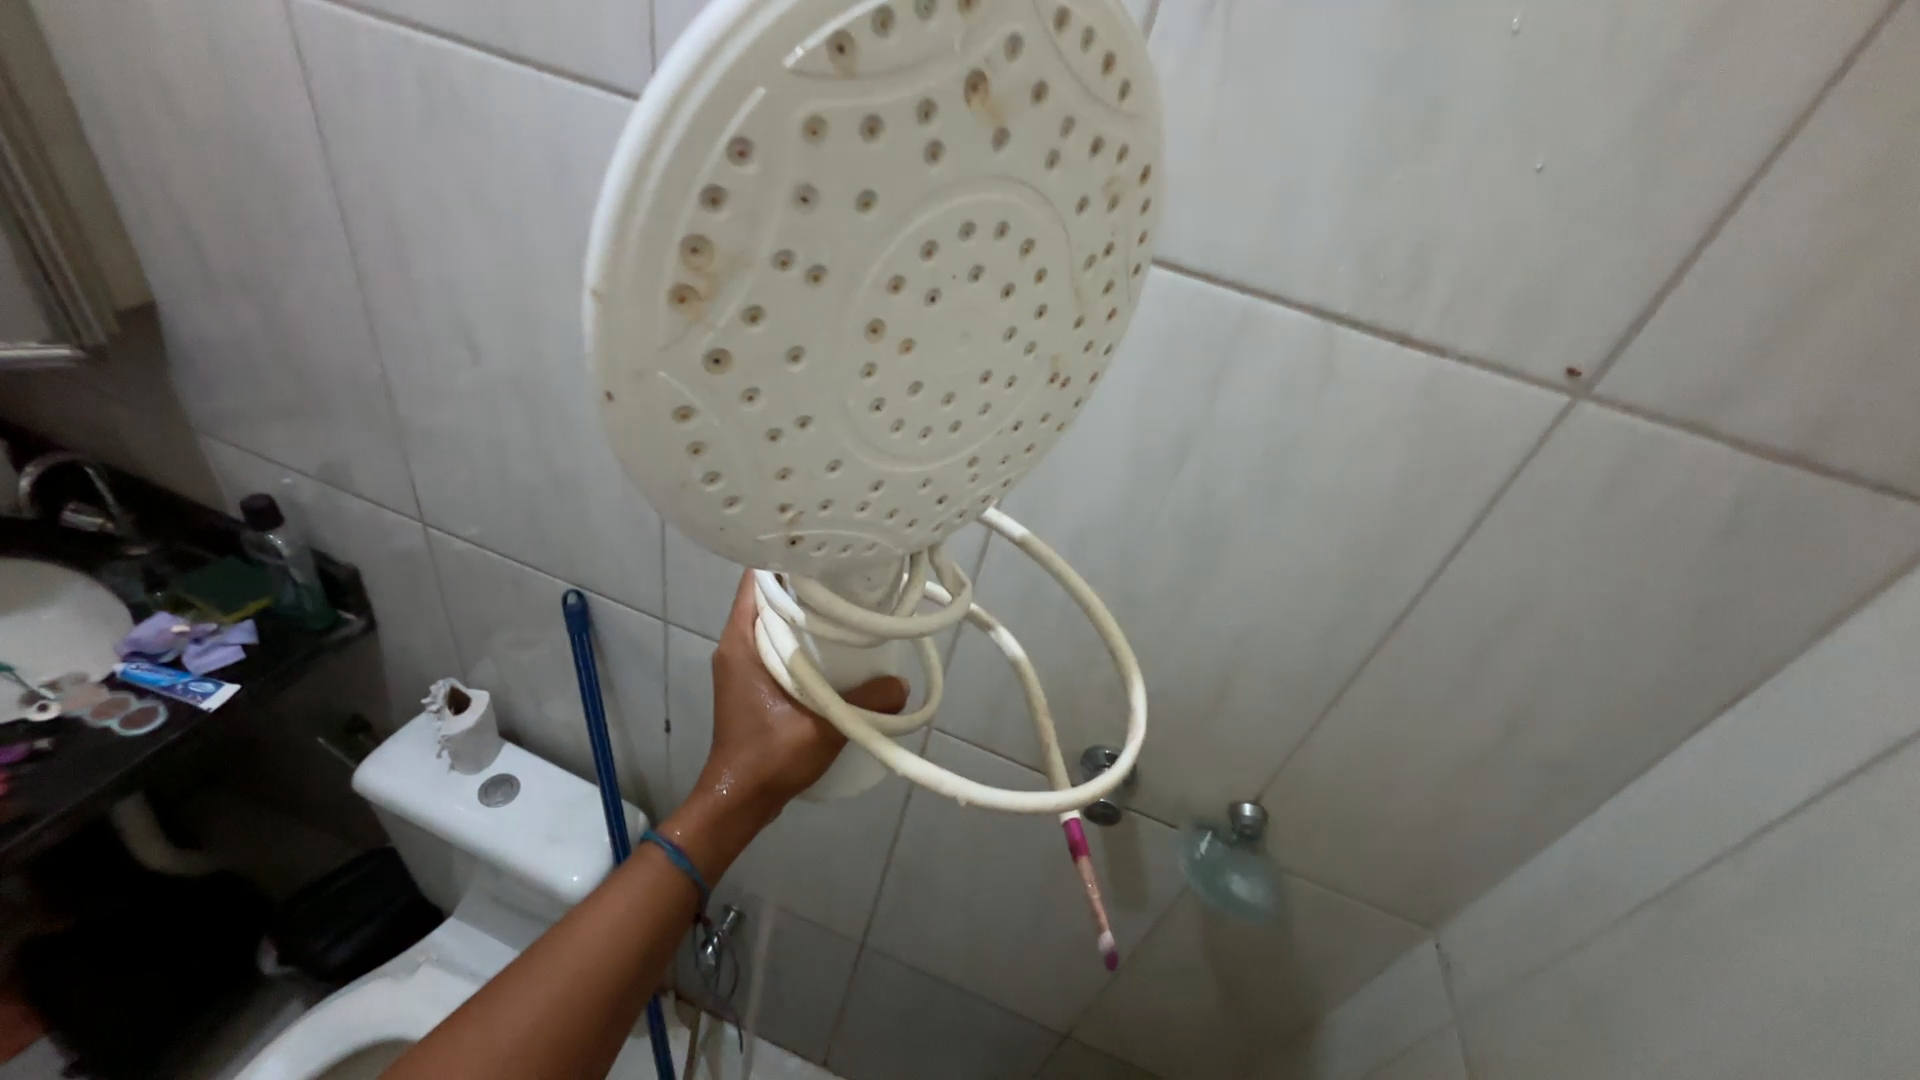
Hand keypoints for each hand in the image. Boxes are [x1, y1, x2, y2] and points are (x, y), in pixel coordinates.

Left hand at [695, 573, 907, 829]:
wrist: (738, 802)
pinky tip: (834, 647)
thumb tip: (904, 684)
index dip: (786, 558)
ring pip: (773, 620)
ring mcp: (741, 664)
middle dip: (804, 583)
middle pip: (768, 596)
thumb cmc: (769, 759)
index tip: (825, 552)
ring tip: (846, 605)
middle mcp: (735, 645)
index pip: (755, 579)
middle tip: (847, 577)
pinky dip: (801, 637)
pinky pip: (776, 644)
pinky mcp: (750, 682)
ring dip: (804, 612)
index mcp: (741, 643)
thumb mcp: (824, 729)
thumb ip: (867, 704)